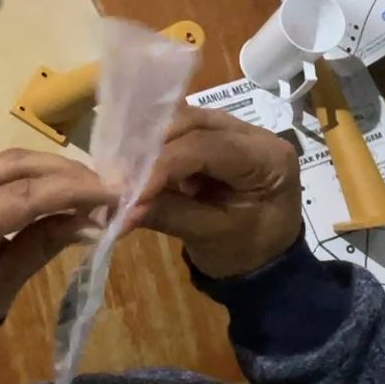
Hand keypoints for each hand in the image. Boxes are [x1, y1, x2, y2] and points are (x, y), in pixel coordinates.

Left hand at [0, 149, 114, 323]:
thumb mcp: (3, 289)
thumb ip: (42, 246)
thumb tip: (90, 220)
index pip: (19, 198)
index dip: (69, 190)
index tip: (111, 193)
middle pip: (11, 166)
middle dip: (63, 171)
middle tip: (104, 186)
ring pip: (4, 162)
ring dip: (49, 167)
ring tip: (87, 184)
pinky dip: (31, 173)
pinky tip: (58, 186)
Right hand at [132, 106, 302, 278]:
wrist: (264, 263)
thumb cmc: (246, 252)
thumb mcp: (209, 235)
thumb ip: (166, 213)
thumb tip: (117, 206)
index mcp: (267, 158)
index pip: (206, 147)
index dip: (162, 166)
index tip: (130, 192)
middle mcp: (254, 134)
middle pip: (193, 123)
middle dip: (152, 147)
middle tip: (120, 175)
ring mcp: (235, 131)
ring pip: (185, 120)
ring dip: (152, 143)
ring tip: (125, 169)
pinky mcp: (217, 137)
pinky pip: (183, 130)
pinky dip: (158, 146)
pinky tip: (136, 162)